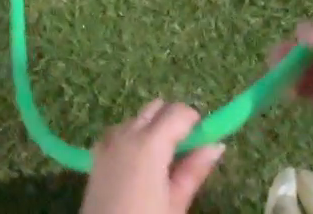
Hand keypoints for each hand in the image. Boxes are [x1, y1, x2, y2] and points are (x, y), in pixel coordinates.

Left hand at [79, 100, 225, 213]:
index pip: (179, 112)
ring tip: (163, 162)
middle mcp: (127, 133)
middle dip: (174, 120)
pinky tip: (140, 164)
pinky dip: (135, 135)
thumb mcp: (175, 205)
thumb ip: (194, 171)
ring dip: (154, 127)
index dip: (195, 122)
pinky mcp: (96, 152)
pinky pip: (121, 130)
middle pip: (157, 108)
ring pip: (139, 117)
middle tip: (186, 150)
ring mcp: (108, 140)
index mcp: (150, 144)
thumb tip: (216, 146)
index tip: (203, 139)